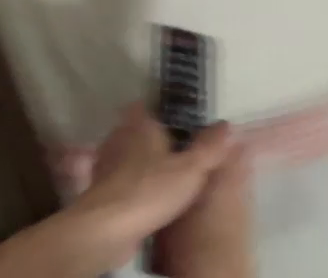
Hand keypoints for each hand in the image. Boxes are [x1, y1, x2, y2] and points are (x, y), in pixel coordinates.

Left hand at [65, 107, 236, 274]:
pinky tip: (145, 190)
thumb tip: (226, 124)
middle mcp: (119, 133)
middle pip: (136, 126)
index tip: (180, 119)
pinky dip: (130, 176)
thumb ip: (208, 147)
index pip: (147, 104)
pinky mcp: (101, 181)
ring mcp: (106, 156)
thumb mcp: (190, 170)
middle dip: (154, 134)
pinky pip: (118, 171)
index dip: (162, 109)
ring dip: (141, 156)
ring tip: (164, 170)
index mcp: (140, 123)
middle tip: (178, 148)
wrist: (111, 223)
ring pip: (126, 148)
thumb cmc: (152, 189)